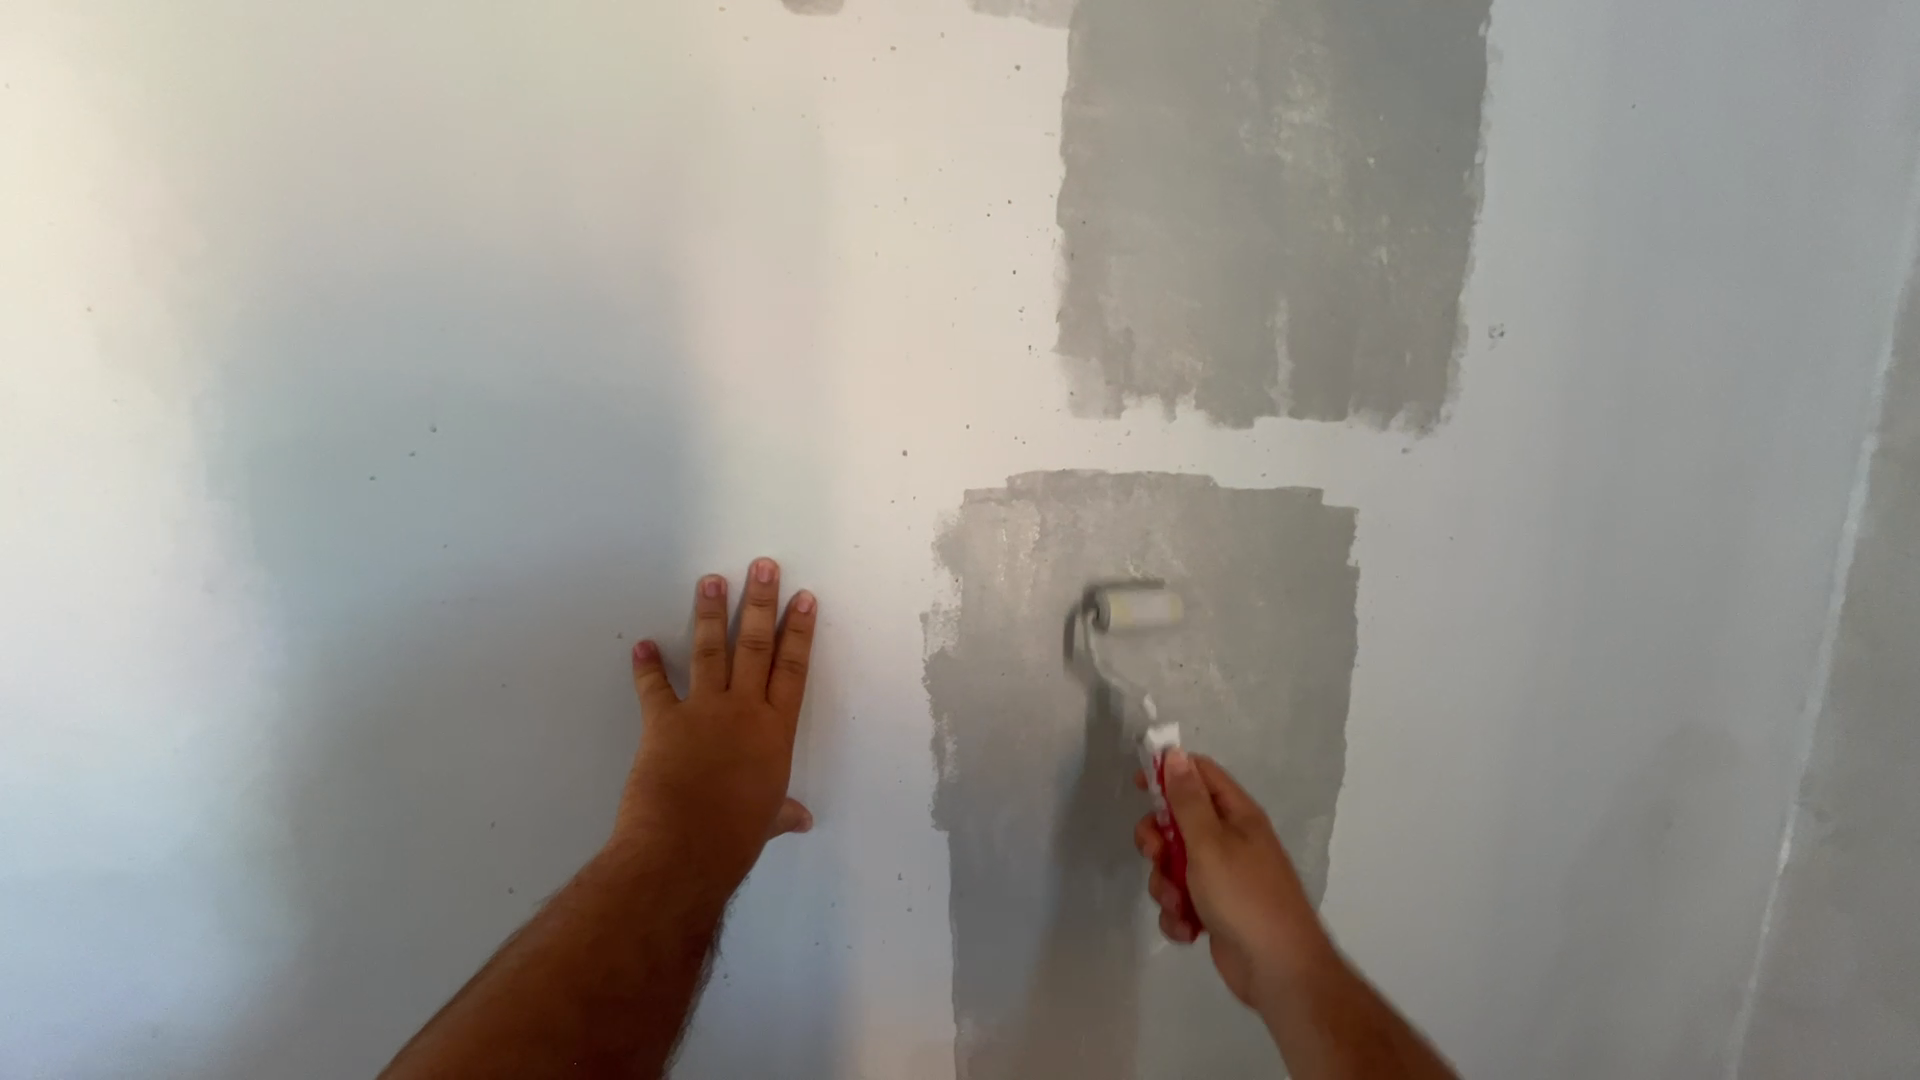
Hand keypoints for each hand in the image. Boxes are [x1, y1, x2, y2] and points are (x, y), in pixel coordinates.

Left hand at [619, 557, 816, 893]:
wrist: (683, 849)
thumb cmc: (735, 837)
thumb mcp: (766, 820)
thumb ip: (782, 812)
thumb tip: (803, 821)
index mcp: (775, 730)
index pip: (794, 668)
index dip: (800, 630)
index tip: (804, 598)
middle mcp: (744, 710)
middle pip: (757, 646)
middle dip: (761, 602)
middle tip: (762, 566)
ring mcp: (703, 711)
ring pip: (712, 651)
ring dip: (711, 614)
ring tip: (712, 579)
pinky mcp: (664, 722)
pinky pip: (655, 688)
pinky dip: (647, 668)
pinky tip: (643, 646)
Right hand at [1134, 749, 1336, 1010]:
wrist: (1280, 973)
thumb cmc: (1244, 896)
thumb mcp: (1209, 842)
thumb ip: (1187, 799)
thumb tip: (1175, 753)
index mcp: (1236, 815)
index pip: (1199, 774)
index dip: (1168, 773)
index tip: (1138, 786)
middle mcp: (1229, 840)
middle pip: (1177, 820)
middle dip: (1158, 840)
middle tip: (1155, 855)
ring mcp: (1221, 876)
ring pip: (1173, 863)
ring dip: (1165, 883)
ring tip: (1178, 903)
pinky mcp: (1213, 909)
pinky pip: (1180, 898)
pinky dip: (1178, 913)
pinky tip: (1188, 928)